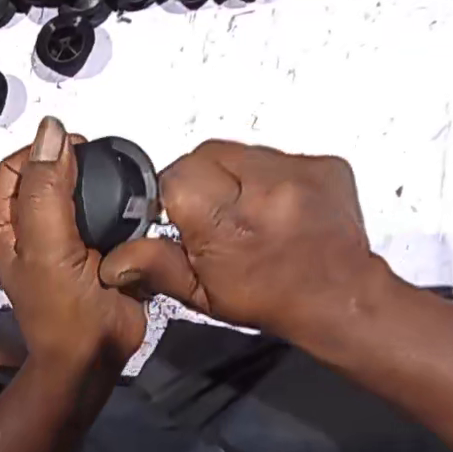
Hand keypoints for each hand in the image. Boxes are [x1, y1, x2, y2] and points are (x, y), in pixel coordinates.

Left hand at [0, 117, 146, 371]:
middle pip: (50, 174)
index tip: (74, 152)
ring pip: (84, 193)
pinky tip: (130, 217)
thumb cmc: (62, 317)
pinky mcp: (100, 250)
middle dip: (76, 166)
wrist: (95, 356)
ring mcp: (69, 240)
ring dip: (103, 190)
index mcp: (10, 227)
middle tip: (99, 175)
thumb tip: (50, 135)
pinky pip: (111, 215)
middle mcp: (36, 230)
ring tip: (117, 199)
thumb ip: (44, 190)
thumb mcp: (45, 248)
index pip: (17, 166)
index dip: (42, 151)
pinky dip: (121, 210)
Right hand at [100, 140, 395, 342]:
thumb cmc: (271, 300)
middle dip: (200, 179)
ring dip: (234, 176)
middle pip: (206, 153)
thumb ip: (156, 268)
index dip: (171, 193)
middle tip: (213, 215)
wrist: (338, 299)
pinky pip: (277, 155)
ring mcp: (299, 173)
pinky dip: (268, 177)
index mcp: (228, 225)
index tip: (180, 215)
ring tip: (248, 213)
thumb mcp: (203, 295)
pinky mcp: (323, 164)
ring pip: (241, 150)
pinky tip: (274, 207)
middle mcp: (265, 191)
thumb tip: (115, 262)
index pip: (177, 175)